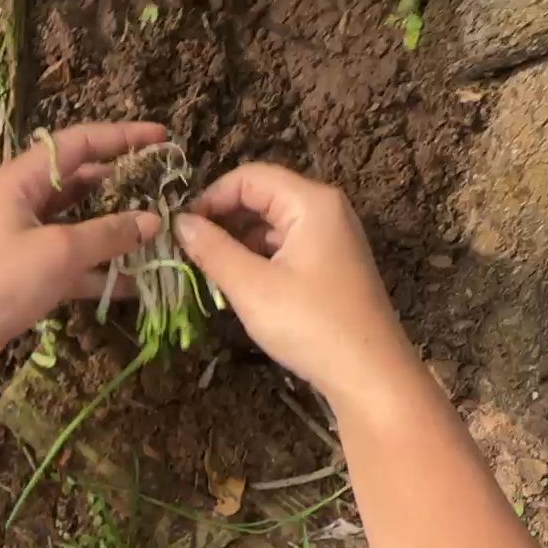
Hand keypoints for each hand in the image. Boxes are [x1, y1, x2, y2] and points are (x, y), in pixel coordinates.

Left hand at [0, 122, 166, 361]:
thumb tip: (153, 221)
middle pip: (79, 183)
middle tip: (163, 190)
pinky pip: (69, 263)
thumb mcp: (59, 252)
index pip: (79, 143)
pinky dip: (98, 271)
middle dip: (122, 187)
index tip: (163, 140)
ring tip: (156, 235)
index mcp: (21, 179)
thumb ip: (109, 233)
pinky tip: (133, 283)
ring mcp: (22, 240)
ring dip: (114, 232)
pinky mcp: (25, 275)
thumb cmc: (0, 282)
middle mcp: (21, 202)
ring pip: (77, 226)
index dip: (123, 138)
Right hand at [174, 163, 411, 393]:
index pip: (250, 177)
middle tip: (189, 252)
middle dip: (223, 220)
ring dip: (238, 242)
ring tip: (208, 272)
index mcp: (310, 203)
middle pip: (263, 197)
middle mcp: (325, 210)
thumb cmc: (308, 324)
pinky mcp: (331, 265)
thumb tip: (180, 223)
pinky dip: (258, 259)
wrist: (366, 370)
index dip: (211, 197)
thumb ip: (213, 250)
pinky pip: (286, 248)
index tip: (181, 229)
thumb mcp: (251, 287)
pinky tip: (238, 286)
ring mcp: (332, 238)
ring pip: (272, 225)